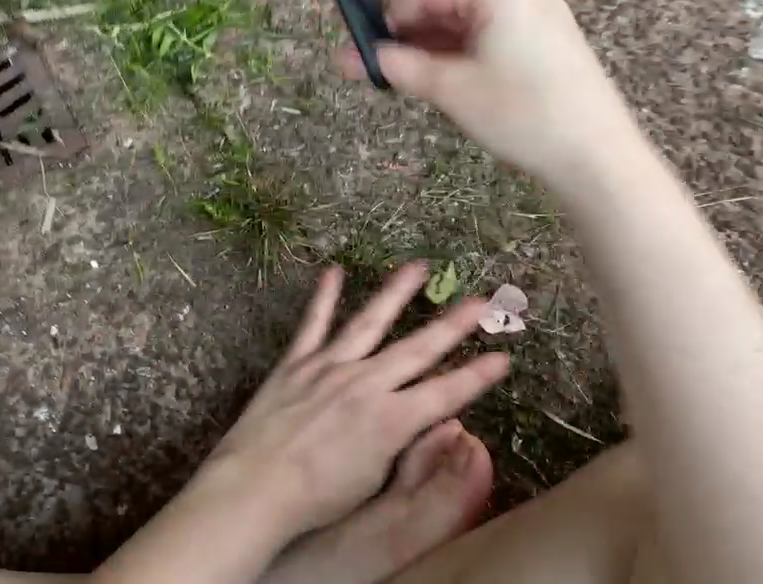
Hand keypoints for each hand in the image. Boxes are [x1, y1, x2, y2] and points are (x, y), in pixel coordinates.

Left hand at [196, 262, 509, 539]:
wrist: (258, 483)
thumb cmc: (318, 497)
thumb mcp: (376, 480)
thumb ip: (410, 448)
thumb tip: (442, 423)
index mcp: (390, 420)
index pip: (444, 393)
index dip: (476, 376)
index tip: (504, 356)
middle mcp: (364, 383)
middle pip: (417, 348)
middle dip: (453, 324)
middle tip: (482, 299)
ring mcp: (329, 366)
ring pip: (369, 321)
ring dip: (395, 293)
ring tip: (418, 266)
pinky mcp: (296, 362)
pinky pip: (313, 323)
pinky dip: (324, 296)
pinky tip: (333, 271)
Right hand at [337, 0, 644, 190]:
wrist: (597, 159)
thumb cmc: (522, 114)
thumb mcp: (449, 89)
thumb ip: (398, 67)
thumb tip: (352, 58)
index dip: (391, 17)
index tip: (363, 42)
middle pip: (451, 9)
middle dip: (411, 37)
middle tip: (378, 65)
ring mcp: (544, 22)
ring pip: (472, 29)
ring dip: (436, 51)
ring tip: (407, 80)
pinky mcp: (554, 49)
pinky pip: (496, 42)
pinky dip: (466, 58)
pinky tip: (447, 83)